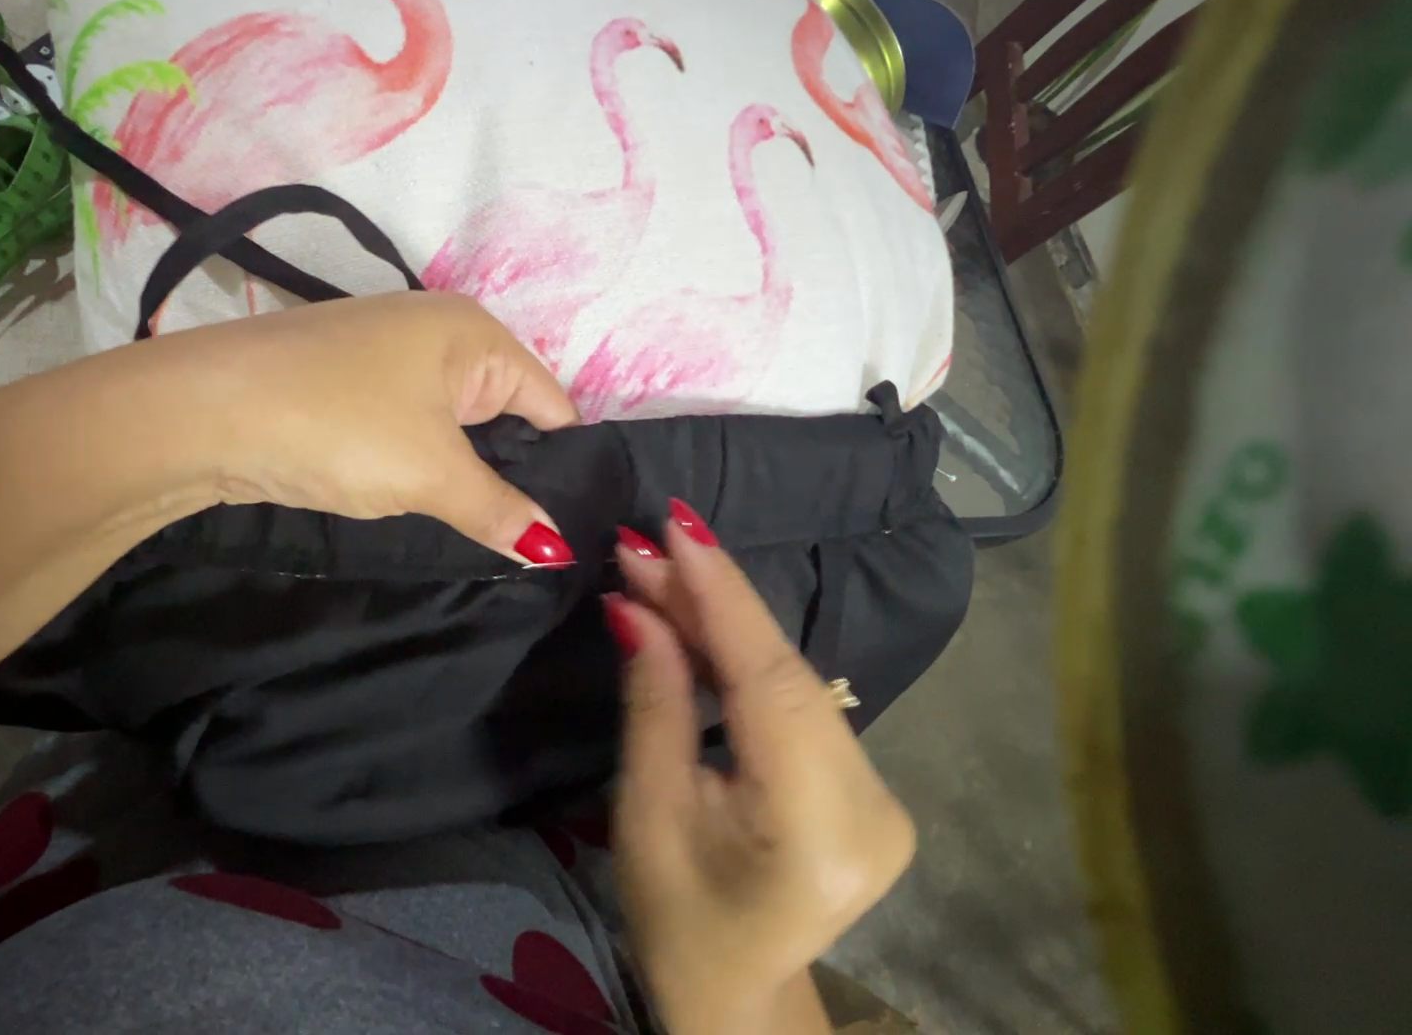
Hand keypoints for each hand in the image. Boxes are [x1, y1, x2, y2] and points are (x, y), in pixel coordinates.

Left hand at [154, 291, 580, 563]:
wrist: (205, 411)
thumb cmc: (339, 427)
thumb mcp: (431, 474)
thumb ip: (500, 511)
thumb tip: (557, 550)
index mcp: (475, 333)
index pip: (551, 404)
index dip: (565, 467)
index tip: (569, 531)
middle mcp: (437, 331)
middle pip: (504, 412)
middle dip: (514, 475)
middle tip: (530, 544)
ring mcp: (387, 355)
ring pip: (455, 425)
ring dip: (465, 475)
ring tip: (482, 532)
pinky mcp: (349, 384)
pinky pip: (411, 427)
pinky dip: (422, 464)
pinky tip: (421, 503)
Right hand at [605, 505, 915, 1034]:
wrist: (735, 991)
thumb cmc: (674, 916)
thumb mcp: (645, 809)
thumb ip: (653, 701)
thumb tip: (633, 605)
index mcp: (817, 827)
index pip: (769, 682)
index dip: (722, 595)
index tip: (675, 527)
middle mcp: (872, 804)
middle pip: (784, 672)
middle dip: (711, 598)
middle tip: (643, 547)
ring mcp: (882, 793)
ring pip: (793, 678)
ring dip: (723, 620)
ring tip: (660, 572)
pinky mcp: (869, 783)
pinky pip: (799, 699)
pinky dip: (745, 655)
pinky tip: (701, 618)